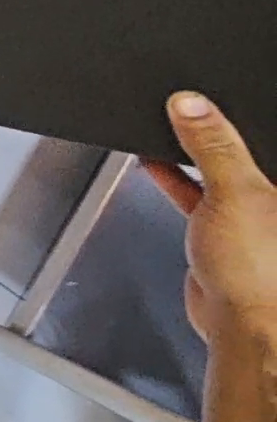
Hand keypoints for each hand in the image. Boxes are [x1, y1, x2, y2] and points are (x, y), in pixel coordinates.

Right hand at [144, 92, 276, 344]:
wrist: (246, 325)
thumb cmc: (266, 275)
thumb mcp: (237, 195)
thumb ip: (213, 147)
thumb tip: (193, 104)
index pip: (274, 140)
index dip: (253, 118)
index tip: (219, 95)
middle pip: (254, 159)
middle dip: (222, 135)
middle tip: (193, 107)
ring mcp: (264, 223)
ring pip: (230, 175)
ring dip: (198, 155)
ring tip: (167, 128)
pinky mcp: (236, 235)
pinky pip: (207, 195)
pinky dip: (181, 178)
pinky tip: (156, 165)